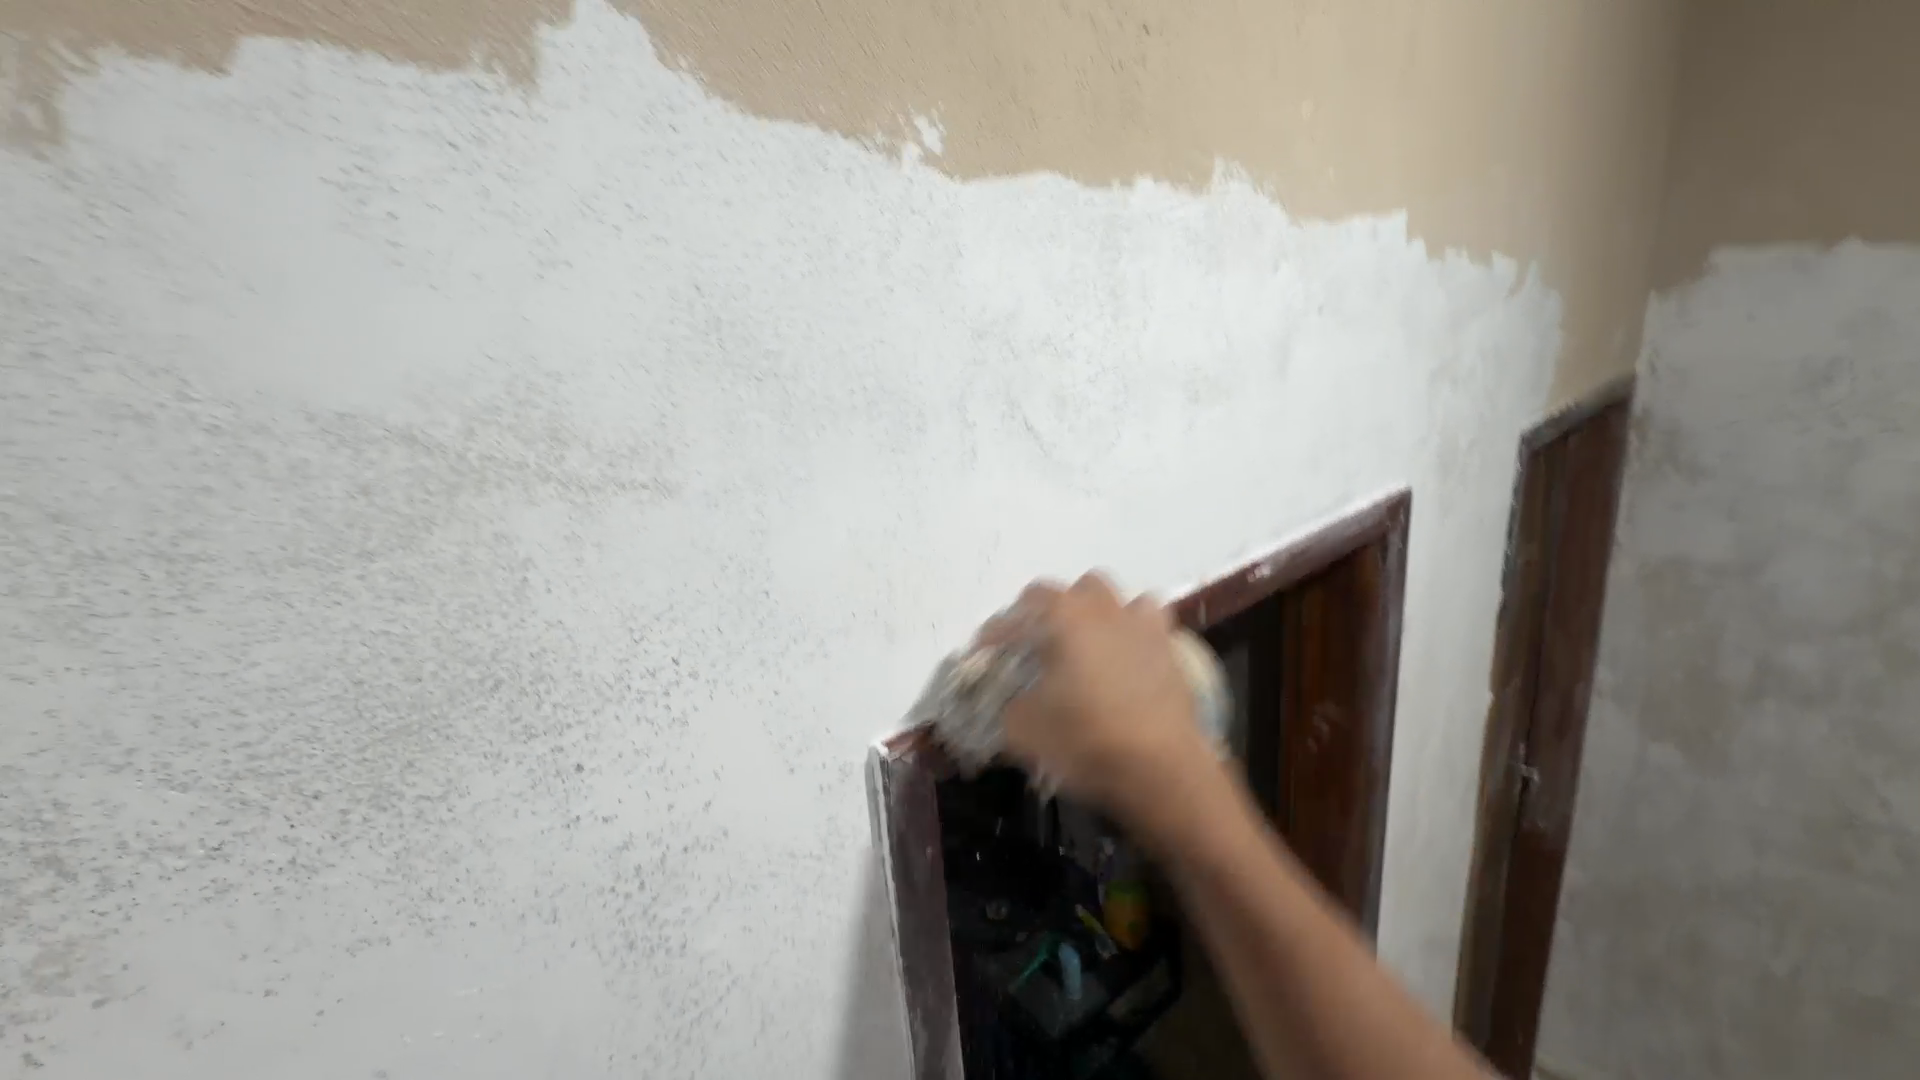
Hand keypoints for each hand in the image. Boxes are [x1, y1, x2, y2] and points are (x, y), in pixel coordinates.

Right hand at [979, 572, 1219, 840]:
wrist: (1161, 769)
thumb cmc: (1086, 741)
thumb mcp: (1024, 730)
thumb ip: (1008, 705)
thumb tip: (1009, 700)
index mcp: (1063, 618)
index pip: (1019, 611)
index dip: (998, 632)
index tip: (986, 654)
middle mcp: (1103, 608)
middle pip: (1069, 591)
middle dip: (1048, 612)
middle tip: (1036, 646)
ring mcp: (1141, 623)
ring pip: (1113, 597)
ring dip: (1094, 613)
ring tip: (1083, 644)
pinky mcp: (1170, 647)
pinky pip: (1148, 620)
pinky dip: (1132, 629)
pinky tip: (1124, 654)